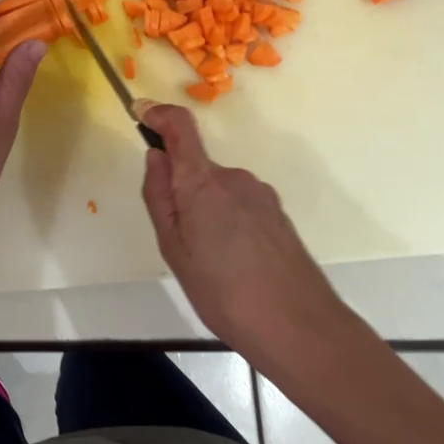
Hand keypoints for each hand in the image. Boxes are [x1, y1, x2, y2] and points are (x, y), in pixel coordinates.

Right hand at [140, 103, 346, 349]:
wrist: (302, 330)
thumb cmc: (224, 293)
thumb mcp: (174, 249)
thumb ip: (159, 197)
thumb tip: (156, 157)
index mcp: (203, 182)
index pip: (180, 126)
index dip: (158, 113)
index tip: (141, 115)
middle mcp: (235, 178)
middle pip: (196, 167)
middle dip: (180, 192)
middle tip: (179, 241)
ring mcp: (262, 196)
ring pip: (218, 191)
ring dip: (206, 212)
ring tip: (210, 264)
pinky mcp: (278, 216)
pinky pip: (240, 206)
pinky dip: (228, 225)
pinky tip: (235, 267)